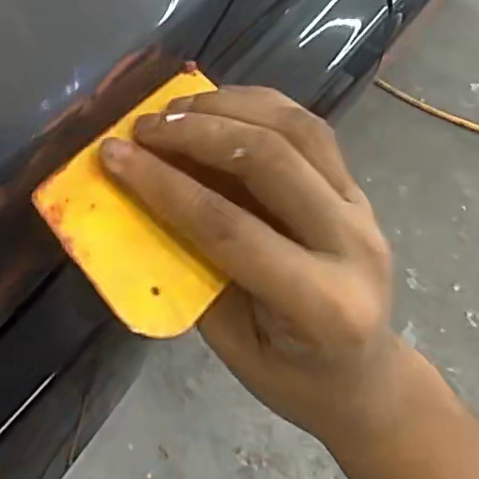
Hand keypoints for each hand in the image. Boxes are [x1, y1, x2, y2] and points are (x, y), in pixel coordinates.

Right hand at [99, 85, 409, 444]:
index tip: (114, 154)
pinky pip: (307, 126)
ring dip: (227, 106)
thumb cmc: (288, 372)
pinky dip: (256, 103)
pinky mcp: (357, 184)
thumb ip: (190, 265)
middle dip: (195, 132)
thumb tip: (136, 195)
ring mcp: (361, 207)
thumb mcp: (229, 340)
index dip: (163, 184)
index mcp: (322, 304)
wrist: (364, 375)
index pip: (229, 226)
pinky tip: (217, 103)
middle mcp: (352, 244)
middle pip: (269, 159)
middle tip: (143, 126)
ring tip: (175, 108)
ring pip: (294, 128)